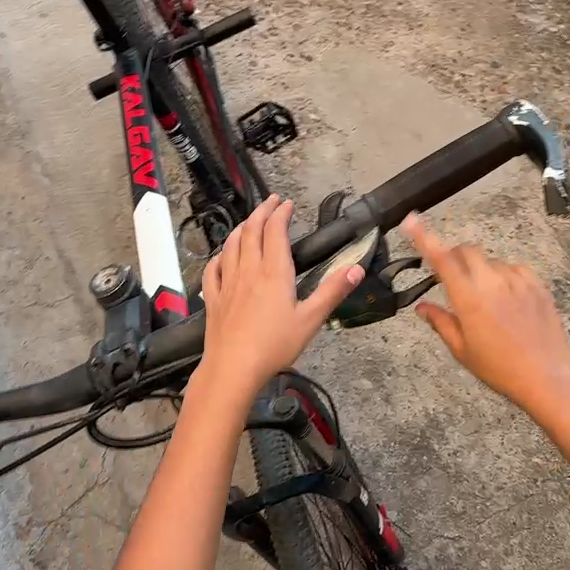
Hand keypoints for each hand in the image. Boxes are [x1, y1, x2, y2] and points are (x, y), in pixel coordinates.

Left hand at [198, 196, 362, 399]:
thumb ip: (332, 292)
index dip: (281, 213)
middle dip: (261, 212)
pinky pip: (213, 269)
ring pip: (231, 245)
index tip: (287, 204)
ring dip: (241, 228)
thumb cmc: (274, 346)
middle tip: (271, 202)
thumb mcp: (310, 320)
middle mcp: (248, 271)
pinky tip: (222, 256)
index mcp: (274, 273)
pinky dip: (219, 255)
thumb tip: (356, 269)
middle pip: (251, 231)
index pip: (275, 231)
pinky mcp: (213, 298)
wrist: (233, 368)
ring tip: (250, 222)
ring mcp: (227, 283)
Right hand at [401, 213, 569, 421]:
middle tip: (450, 275)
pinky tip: (506, 299)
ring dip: (481, 270)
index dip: (424, 237)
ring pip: (491, 261)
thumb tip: (422, 307)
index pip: (442, 259)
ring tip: (484, 300)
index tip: (412, 221)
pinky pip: (514, 269)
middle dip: (455, 256)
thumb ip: (441, 322)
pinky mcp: (537, 285)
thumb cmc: (501, 368)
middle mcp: (492, 283)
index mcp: (469, 298)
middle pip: (467, 251)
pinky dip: (504, 277)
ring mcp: (517, 281)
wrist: (547, 375)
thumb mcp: (462, 350)